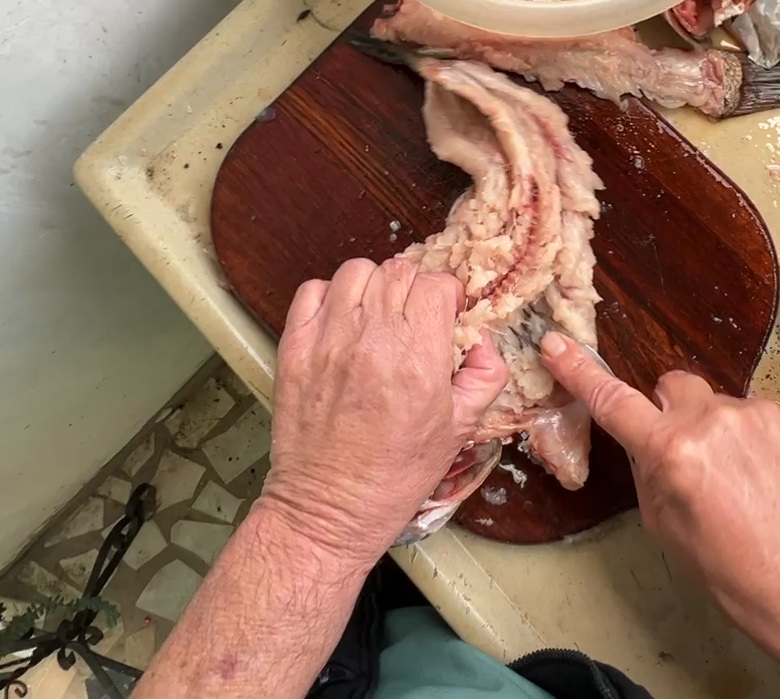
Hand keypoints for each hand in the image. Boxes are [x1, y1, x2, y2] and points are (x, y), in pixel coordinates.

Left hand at [258, 258, 507, 569]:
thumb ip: (484, 376)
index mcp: (417, 357)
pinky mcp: (295, 346)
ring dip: (374, 285)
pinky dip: (330, 296)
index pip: (435, 285)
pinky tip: (341, 322)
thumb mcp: (459, 430)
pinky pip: (312, 290)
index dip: (446, 296)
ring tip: (377, 315)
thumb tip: (481, 340)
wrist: (327, 509)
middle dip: (414, 288)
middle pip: (399, 270)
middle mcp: (372, 337)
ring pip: (357, 270)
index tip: (445, 315)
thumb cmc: (396, 474)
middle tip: (414, 317)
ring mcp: (328, 338)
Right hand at [538, 332, 779, 652]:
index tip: (555, 343)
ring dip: (724, 432)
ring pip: (722, 405)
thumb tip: (651, 446)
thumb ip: (652, 476)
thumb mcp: (672, 534)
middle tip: (693, 457)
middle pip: (674, 388)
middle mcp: (713, 421)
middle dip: (674, 413)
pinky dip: (762, 441)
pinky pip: (763, 416)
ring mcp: (761, 414)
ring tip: (752, 484)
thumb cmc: (745, 581)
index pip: (614, 402)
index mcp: (673, 454)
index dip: (579, 372)